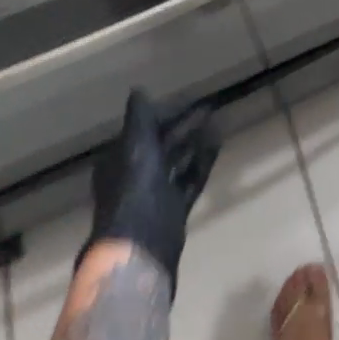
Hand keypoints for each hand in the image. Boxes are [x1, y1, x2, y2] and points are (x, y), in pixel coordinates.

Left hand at [79, 91, 219, 292]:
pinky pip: (190, 178)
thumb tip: (139, 90)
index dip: (167, 113)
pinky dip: (203, 162)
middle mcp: (136, 175)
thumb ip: (139, 121)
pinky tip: (217, 146)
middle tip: (211, 107)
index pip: (144, 129)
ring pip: (178, 160)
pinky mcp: (174, 208)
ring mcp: (156, 193)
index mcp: (120, 160)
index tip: (191, 100)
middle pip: (163, 144)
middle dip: (185, 126)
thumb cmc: (134, 193)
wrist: (140, 248)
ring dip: (196, 142)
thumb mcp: (136, 149)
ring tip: (217, 123)